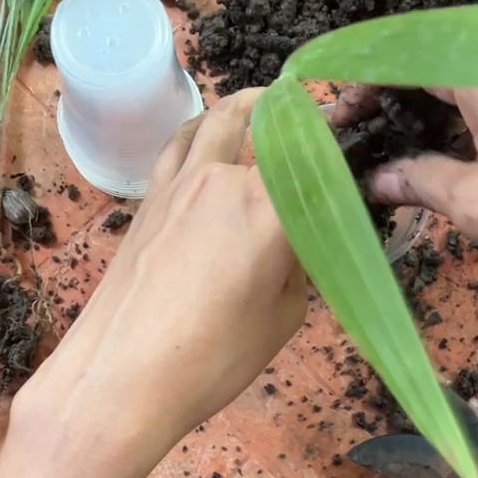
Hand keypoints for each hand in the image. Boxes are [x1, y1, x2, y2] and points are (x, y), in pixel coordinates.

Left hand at [15, 88, 307, 470]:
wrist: (122, 374)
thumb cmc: (213, 358)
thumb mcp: (284, 317)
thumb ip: (299, 263)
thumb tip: (298, 239)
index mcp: (271, 209)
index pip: (318, 163)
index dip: (342, 158)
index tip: (355, 164)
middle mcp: (227, 179)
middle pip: (272, 131)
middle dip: (300, 126)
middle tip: (317, 132)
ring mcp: (182, 180)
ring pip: (220, 119)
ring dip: (249, 105)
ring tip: (267, 103)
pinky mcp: (151, 194)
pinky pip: (180, 142)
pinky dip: (202, 127)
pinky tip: (207, 134)